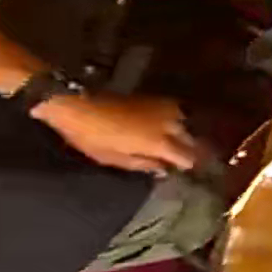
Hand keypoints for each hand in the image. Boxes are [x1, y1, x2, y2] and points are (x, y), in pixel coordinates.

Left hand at [35, 92, 202, 172]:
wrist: (80, 105)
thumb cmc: (91, 136)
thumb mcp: (110, 158)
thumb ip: (141, 164)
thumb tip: (163, 169)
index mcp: (161, 145)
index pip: (187, 158)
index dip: (185, 164)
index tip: (181, 168)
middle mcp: (174, 129)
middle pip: (191, 142)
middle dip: (186, 149)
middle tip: (176, 155)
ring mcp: (172, 113)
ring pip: (186, 128)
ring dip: (181, 135)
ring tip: (172, 139)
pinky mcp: (166, 102)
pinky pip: (179, 115)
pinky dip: (176, 122)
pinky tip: (166, 124)